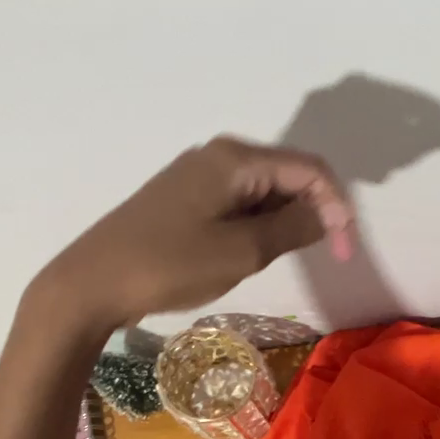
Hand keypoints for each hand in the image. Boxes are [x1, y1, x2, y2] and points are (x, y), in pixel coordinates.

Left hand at [20, 137, 355, 347]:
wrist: (94, 282)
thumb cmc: (170, 265)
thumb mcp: (242, 251)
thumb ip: (292, 227)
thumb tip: (331, 212)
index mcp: (235, 159)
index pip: (309, 169)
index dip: (337, 206)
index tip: (344, 252)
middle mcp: (220, 156)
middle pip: (289, 175)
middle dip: (316, 212)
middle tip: (325, 259)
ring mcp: (201, 177)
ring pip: (265, 192)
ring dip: (287, 222)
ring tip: (284, 261)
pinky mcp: (188, 200)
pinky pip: (241, 204)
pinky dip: (261, 227)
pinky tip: (255, 254)